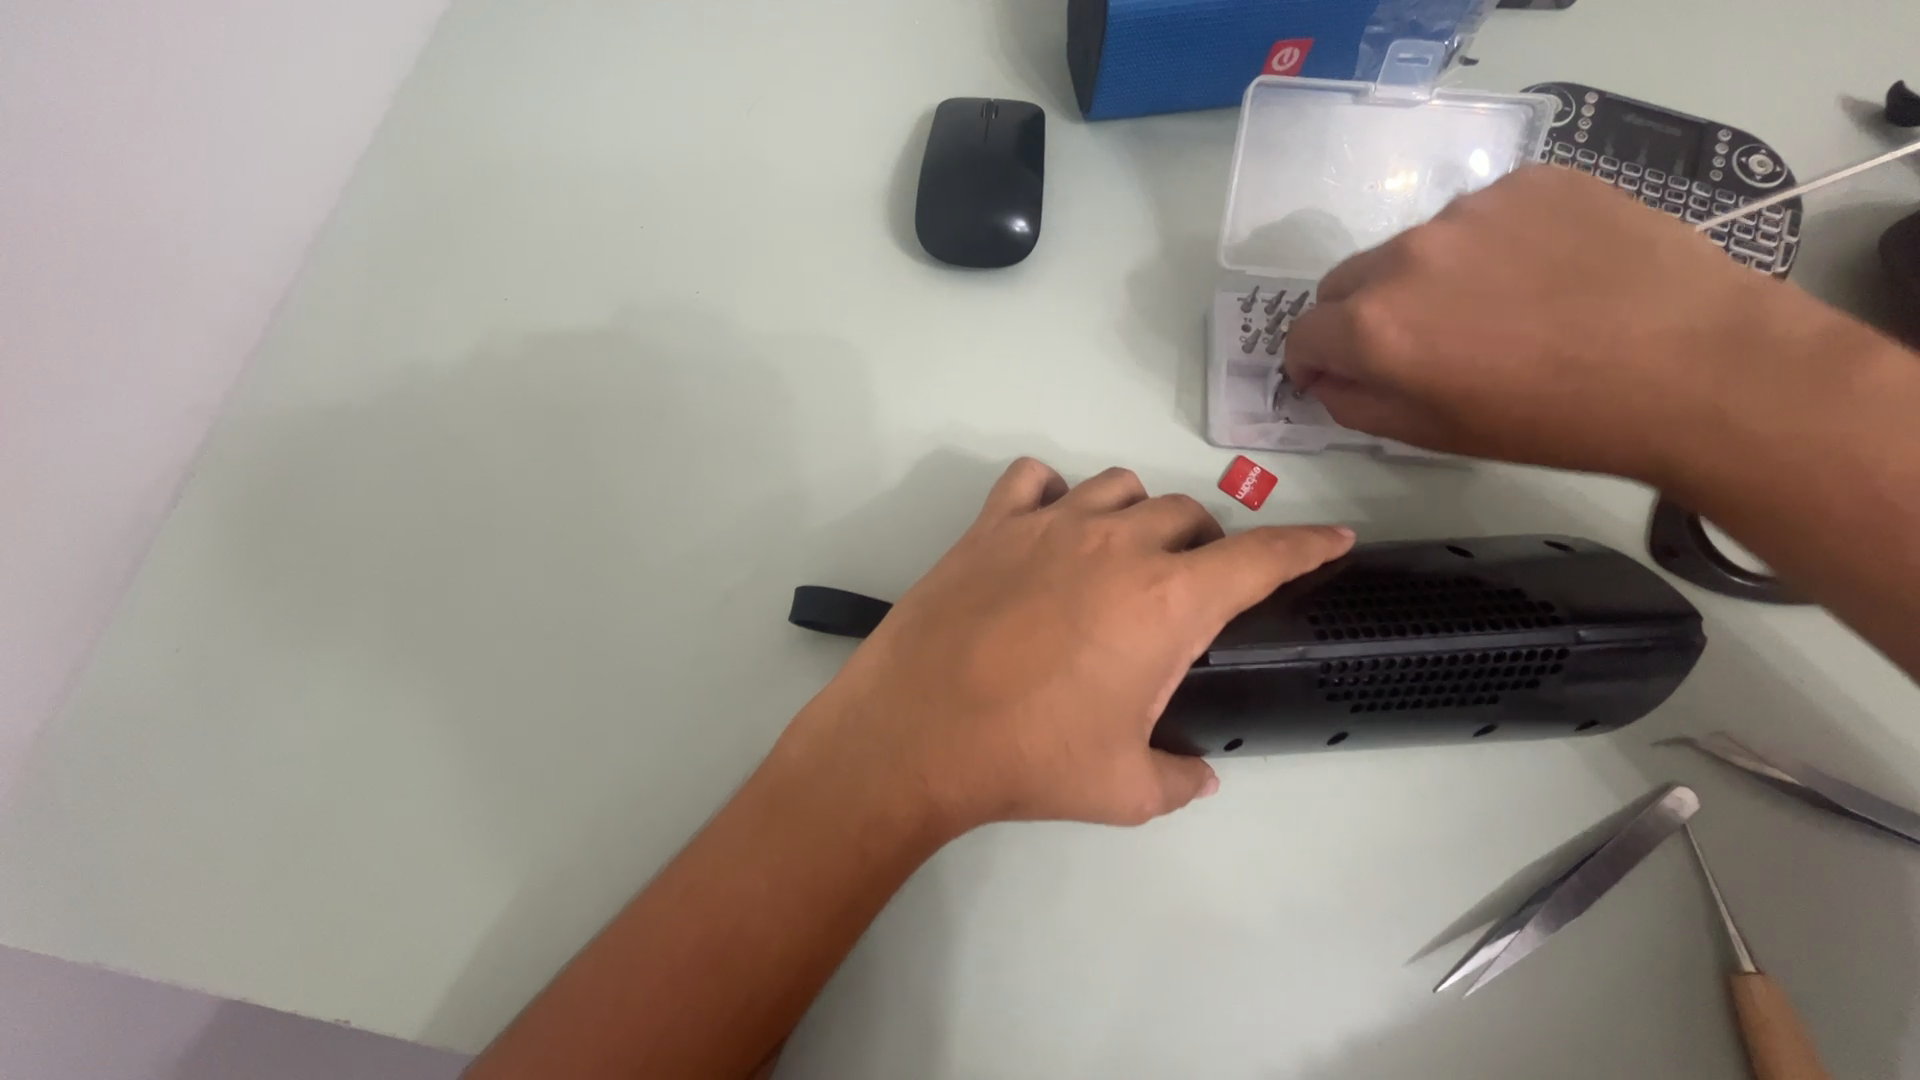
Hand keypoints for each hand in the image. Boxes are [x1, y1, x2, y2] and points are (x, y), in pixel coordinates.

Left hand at [789, 459, 1352, 831]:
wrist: (915, 734)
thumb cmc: (1028, 758)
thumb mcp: (1126, 788)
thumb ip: (1181, 777)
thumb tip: (1200, 773)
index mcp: (1167, 601)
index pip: (1261, 557)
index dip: (1305, 546)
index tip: (1332, 538)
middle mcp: (1117, 545)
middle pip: (1188, 515)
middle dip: (1204, 547)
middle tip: (1185, 591)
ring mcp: (1049, 525)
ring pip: (1119, 487)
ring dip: (1136, 516)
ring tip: (1120, 557)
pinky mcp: (990, 524)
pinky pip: (1033, 480)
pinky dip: (1051, 495)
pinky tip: (1045, 528)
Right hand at [1284, 166, 1853, 483]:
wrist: (1693, 366)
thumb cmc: (1549, 419)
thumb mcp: (1430, 434)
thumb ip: (1353, 403)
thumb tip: (1326, 376)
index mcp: (1372, 328)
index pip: (1300, 335)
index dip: (1312, 361)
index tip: (1337, 375)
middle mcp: (1404, 258)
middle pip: (1343, 283)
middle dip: (1356, 317)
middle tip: (1414, 345)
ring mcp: (1469, 211)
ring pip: (1410, 248)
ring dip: (1422, 279)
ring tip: (1491, 308)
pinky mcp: (1529, 182)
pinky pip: (1477, 216)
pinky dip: (1485, 246)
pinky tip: (1535, 274)